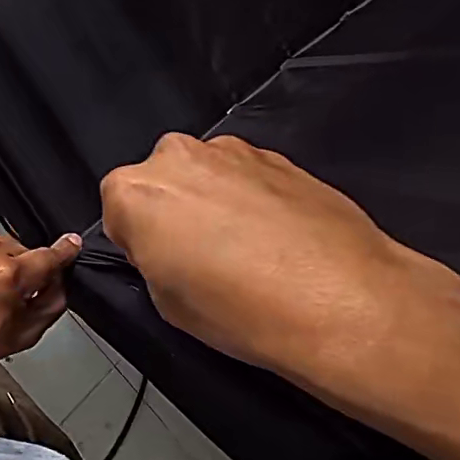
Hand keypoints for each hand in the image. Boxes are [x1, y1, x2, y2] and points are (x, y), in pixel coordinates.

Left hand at [0, 227, 82, 381]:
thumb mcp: (23, 335)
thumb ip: (52, 304)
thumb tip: (62, 280)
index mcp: (9, 276)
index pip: (49, 256)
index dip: (64, 252)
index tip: (72, 244)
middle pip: (26, 252)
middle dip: (23, 270)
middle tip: (7, 295)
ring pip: (3, 245)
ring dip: (0, 263)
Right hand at [100, 133, 459, 416]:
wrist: (343, 300)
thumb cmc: (244, 310)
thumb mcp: (166, 301)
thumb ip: (151, 257)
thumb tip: (164, 246)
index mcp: (134, 191)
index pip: (116, 210)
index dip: (137, 241)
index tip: (160, 264)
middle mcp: (176, 157)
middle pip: (158, 183)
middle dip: (171, 212)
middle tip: (201, 258)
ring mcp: (229, 149)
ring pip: (202, 175)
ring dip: (211, 202)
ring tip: (246, 252)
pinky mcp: (275, 155)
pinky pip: (243, 175)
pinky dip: (250, 199)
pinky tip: (276, 239)